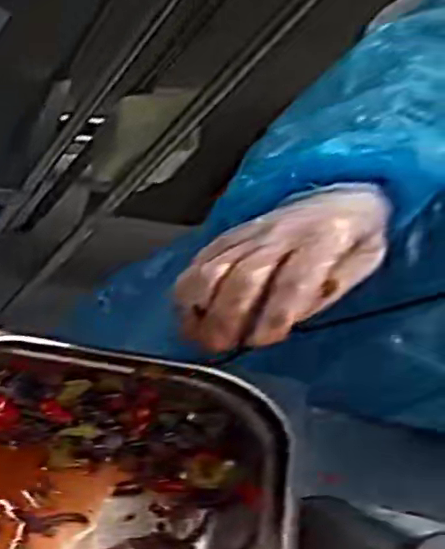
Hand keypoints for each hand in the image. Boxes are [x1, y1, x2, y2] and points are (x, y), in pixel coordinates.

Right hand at [173, 185, 389, 354]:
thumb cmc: (350, 241)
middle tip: (222, 346)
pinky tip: (191, 319)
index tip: (264, 341)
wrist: (333, 202)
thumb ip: (329, 290)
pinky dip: (184, 300)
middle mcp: (280, 232)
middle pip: (242, 278)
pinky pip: (190, 272)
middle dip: (228, 318)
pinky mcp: (216, 243)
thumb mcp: (364, 261)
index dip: (275, 314)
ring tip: (200, 336)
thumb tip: (291, 317)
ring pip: (208, 275)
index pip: (293, 280)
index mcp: (327, 235)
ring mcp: (243, 236)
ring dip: (198, 311)